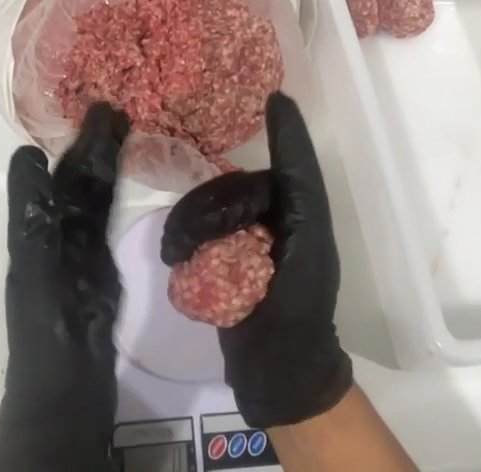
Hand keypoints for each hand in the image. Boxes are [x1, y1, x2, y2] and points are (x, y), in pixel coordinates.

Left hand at [0, 104, 128, 471]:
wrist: (67, 387)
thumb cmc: (48, 328)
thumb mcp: (35, 263)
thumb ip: (32, 211)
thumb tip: (28, 156)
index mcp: (34, 229)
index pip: (43, 174)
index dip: (59, 143)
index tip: (78, 110)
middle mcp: (53, 233)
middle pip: (73, 180)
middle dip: (90, 145)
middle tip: (111, 108)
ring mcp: (78, 248)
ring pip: (91, 193)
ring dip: (105, 159)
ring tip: (120, 122)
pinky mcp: (99, 264)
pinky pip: (104, 216)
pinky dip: (113, 188)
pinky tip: (124, 165)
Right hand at [161, 92, 353, 428]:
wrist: (279, 380)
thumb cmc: (297, 320)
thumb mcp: (306, 254)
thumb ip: (298, 197)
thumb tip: (285, 144)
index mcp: (304, 216)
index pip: (293, 163)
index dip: (285, 131)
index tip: (274, 99)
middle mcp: (281, 221)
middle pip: (238, 188)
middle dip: (208, 206)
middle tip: (184, 239)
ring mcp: (252, 240)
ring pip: (215, 206)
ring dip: (191, 223)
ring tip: (175, 253)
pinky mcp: (228, 259)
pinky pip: (202, 231)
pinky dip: (186, 238)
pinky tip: (176, 258)